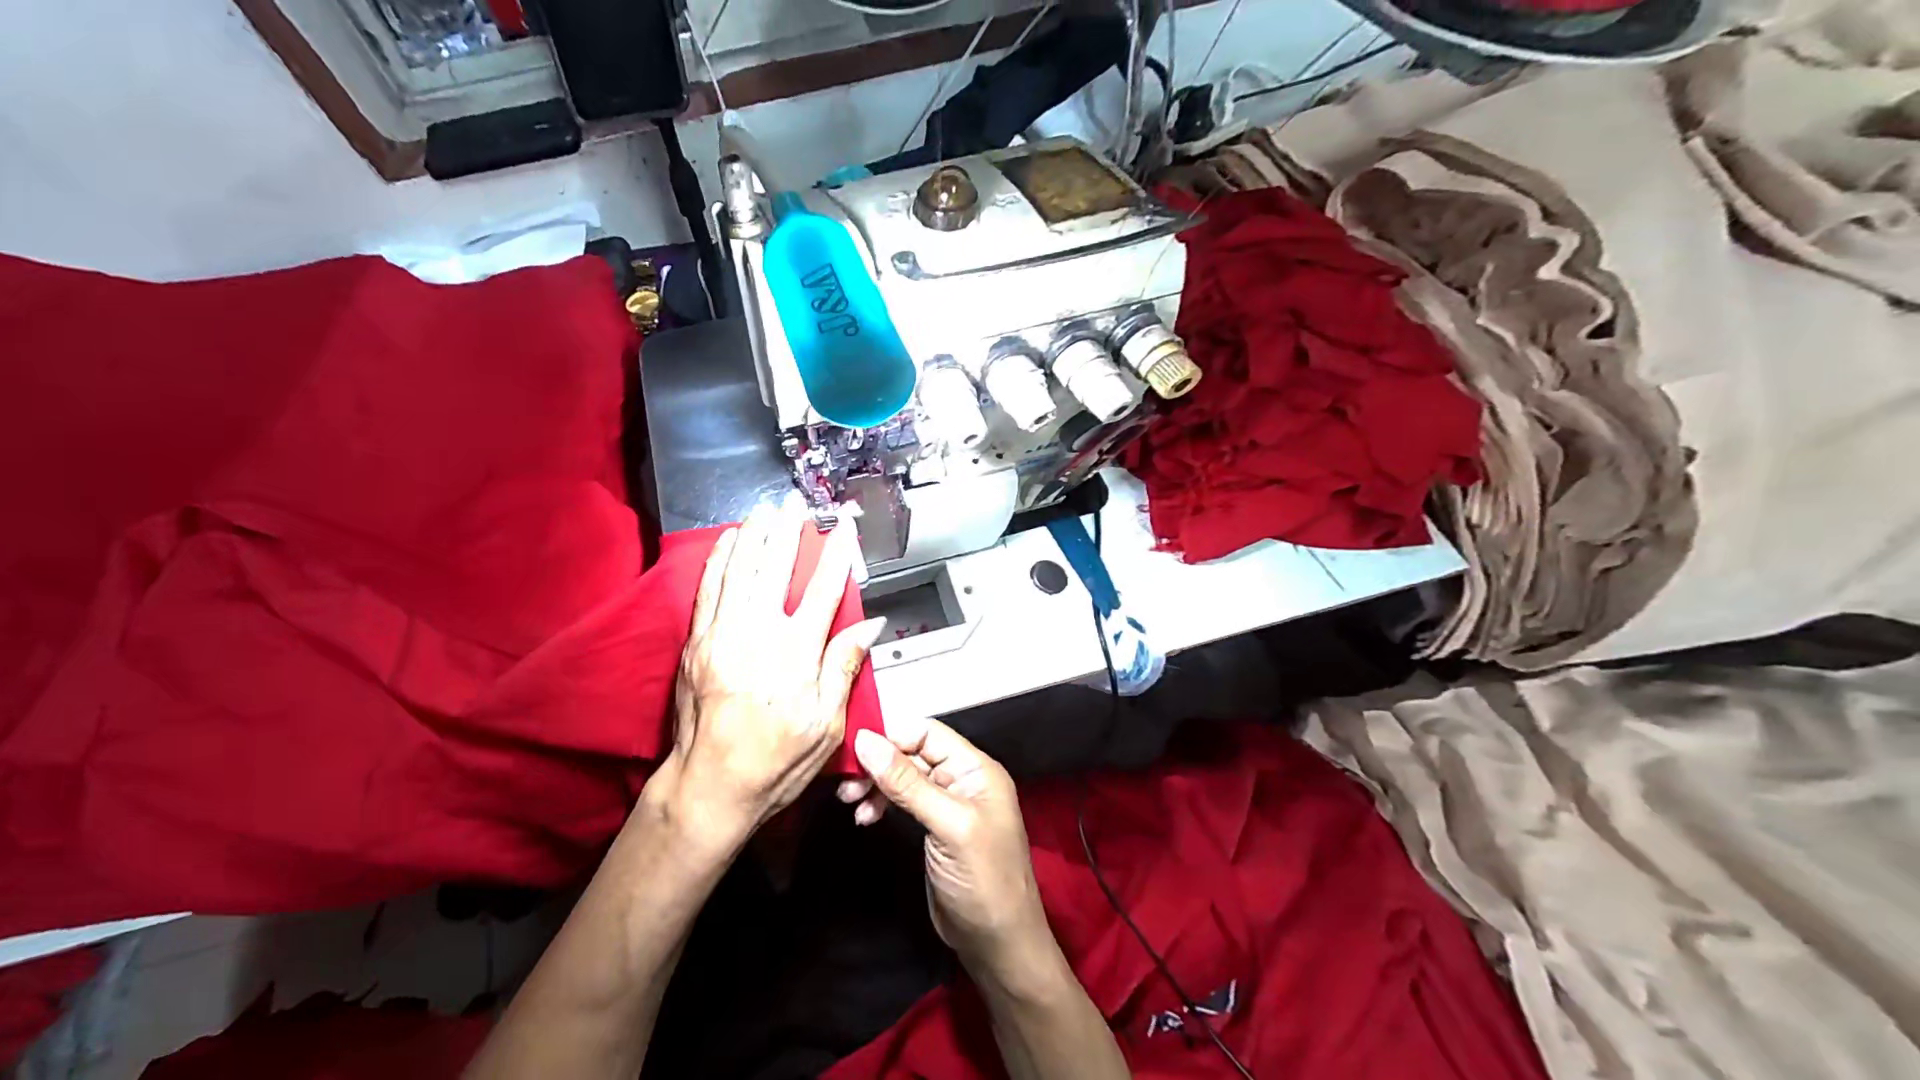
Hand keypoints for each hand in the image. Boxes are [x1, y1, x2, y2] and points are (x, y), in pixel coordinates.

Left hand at [648, 505, 886, 848]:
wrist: (709, 786)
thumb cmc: (774, 761)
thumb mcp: (826, 724)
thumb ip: (843, 666)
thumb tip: (868, 626)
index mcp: (795, 655)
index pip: (823, 590)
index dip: (836, 555)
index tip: (843, 529)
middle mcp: (756, 635)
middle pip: (775, 568)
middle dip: (789, 529)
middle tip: (796, 503)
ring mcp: (721, 635)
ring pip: (738, 570)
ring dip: (753, 535)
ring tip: (764, 509)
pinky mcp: (696, 643)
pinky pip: (708, 589)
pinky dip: (719, 560)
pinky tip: (727, 541)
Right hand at [844, 716, 1055, 982]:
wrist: (999, 945)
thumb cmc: (984, 880)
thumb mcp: (948, 826)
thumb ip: (908, 783)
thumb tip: (865, 741)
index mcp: (975, 769)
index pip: (927, 732)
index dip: (891, 735)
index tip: (853, 750)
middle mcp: (962, 779)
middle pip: (912, 752)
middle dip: (878, 762)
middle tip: (845, 783)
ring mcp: (948, 803)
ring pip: (904, 777)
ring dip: (875, 784)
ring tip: (850, 801)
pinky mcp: (934, 827)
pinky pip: (903, 801)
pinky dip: (882, 803)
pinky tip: (865, 817)